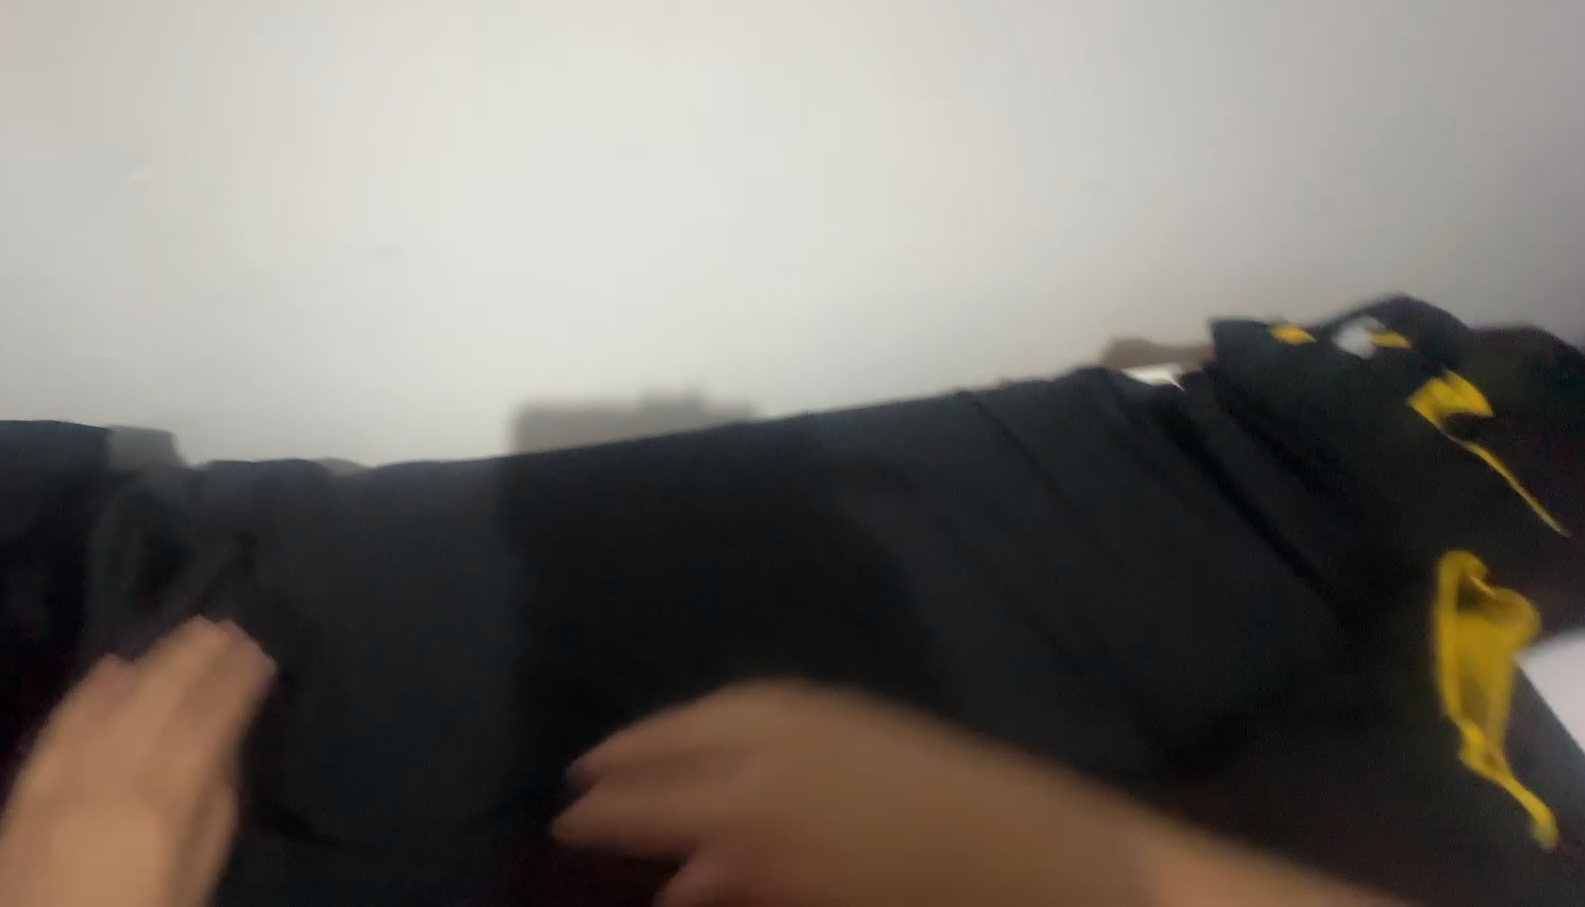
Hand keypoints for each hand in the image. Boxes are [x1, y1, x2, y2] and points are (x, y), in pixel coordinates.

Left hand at [0, 618, 276, 906]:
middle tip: (232, 627)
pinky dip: (93, 688)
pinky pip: (64, 722)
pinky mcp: (26, 791)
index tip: (262, 652)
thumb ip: (214, 802)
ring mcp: (64, 779)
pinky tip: (117, 664)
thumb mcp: (197, 873)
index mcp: (168, 800)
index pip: (212, 716)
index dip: (239, 678)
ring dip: (159, 657)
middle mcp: (116, 775)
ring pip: (120, 697)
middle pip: (166, 694)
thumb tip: (224, 743)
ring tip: (192, 631)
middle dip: (203, 656)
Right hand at [554, 682, 1151, 906]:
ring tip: (627, 742)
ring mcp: (801, 712)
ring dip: (662, 728)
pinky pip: (748, 697)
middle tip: (580, 771)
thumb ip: (739, 884)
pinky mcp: (832, 701)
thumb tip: (679, 883)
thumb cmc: (913, 893)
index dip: (607, 812)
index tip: (564, 816)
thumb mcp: (809, 895)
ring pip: (707, 711)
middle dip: (623, 759)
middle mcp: (766, 745)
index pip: (657, 804)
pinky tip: (705, 721)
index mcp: (756, 808)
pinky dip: (712, 710)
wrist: (1020, 844)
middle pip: (673, 745)